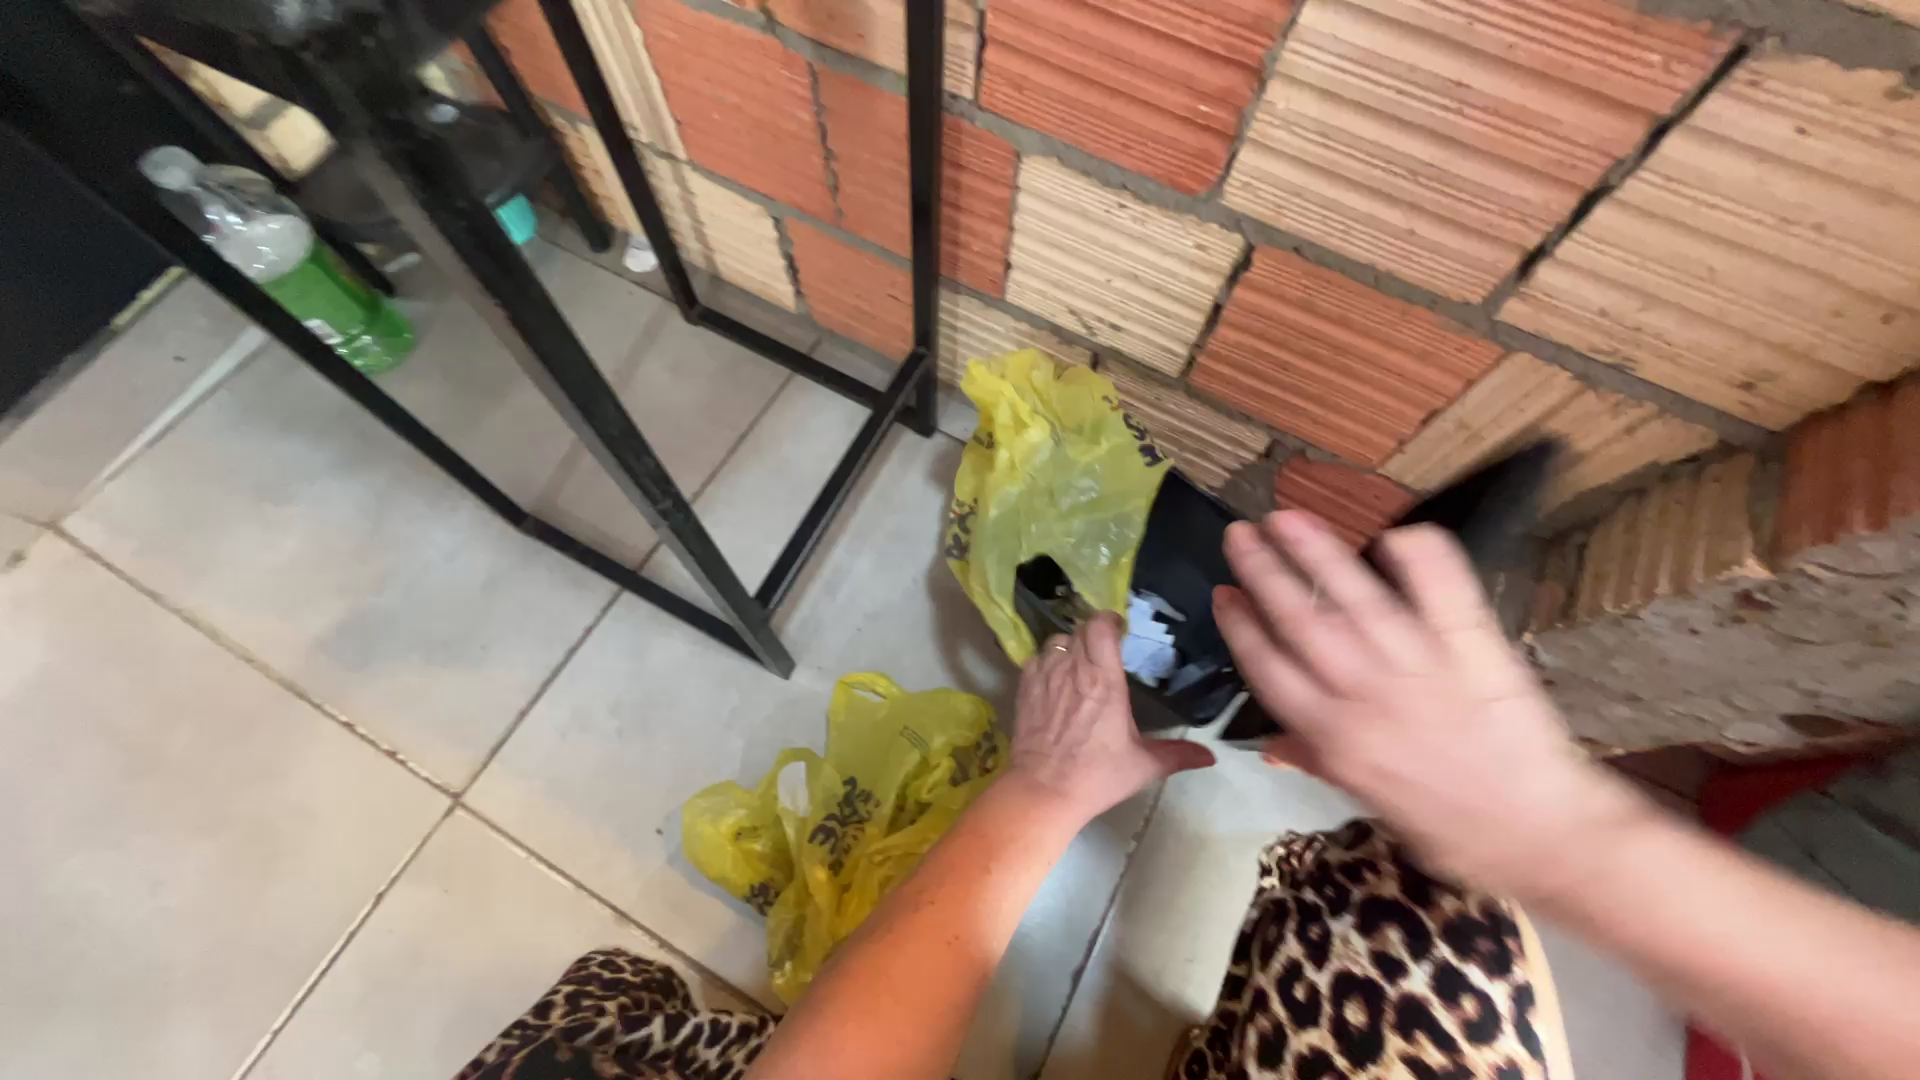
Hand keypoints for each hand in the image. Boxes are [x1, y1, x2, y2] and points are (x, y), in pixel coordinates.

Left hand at [1004, 612, 1215, 825]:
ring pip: (1055, 642)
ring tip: (1078, 664)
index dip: (1109, 621)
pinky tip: (1054, 679)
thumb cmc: (1096, 775)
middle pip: (1079, 630)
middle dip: (1093, 634)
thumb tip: (1209, 756)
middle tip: (1103, 650)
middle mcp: (1072, 669)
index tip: (1119, 629)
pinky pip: (1035, 660)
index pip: (1101, 627)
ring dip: (1068, 647)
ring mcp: (1044, 676)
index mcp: (1103, 680)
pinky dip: (1046, 662)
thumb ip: (1177, 754)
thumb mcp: (1142, 765)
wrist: (1044, 790)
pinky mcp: (1024, 688)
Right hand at [1214, 510, 1654, 901]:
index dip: (1239, 626)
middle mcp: (1363, 694)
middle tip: (1240, 534)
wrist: (1541, 835)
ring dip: (1317, 555)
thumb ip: (1313, 760)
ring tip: (1287, 518)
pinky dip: (1420, 560)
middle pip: (1300, 621)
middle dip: (1262, 573)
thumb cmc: (1446, 826)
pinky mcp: (1472, 650)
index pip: (1267, 667)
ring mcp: (1418, 667)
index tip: (1223, 593)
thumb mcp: (1364, 801)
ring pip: (1356, 599)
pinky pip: (1443, 594)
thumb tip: (1270, 743)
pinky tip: (1395, 534)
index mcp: (1330, 734)